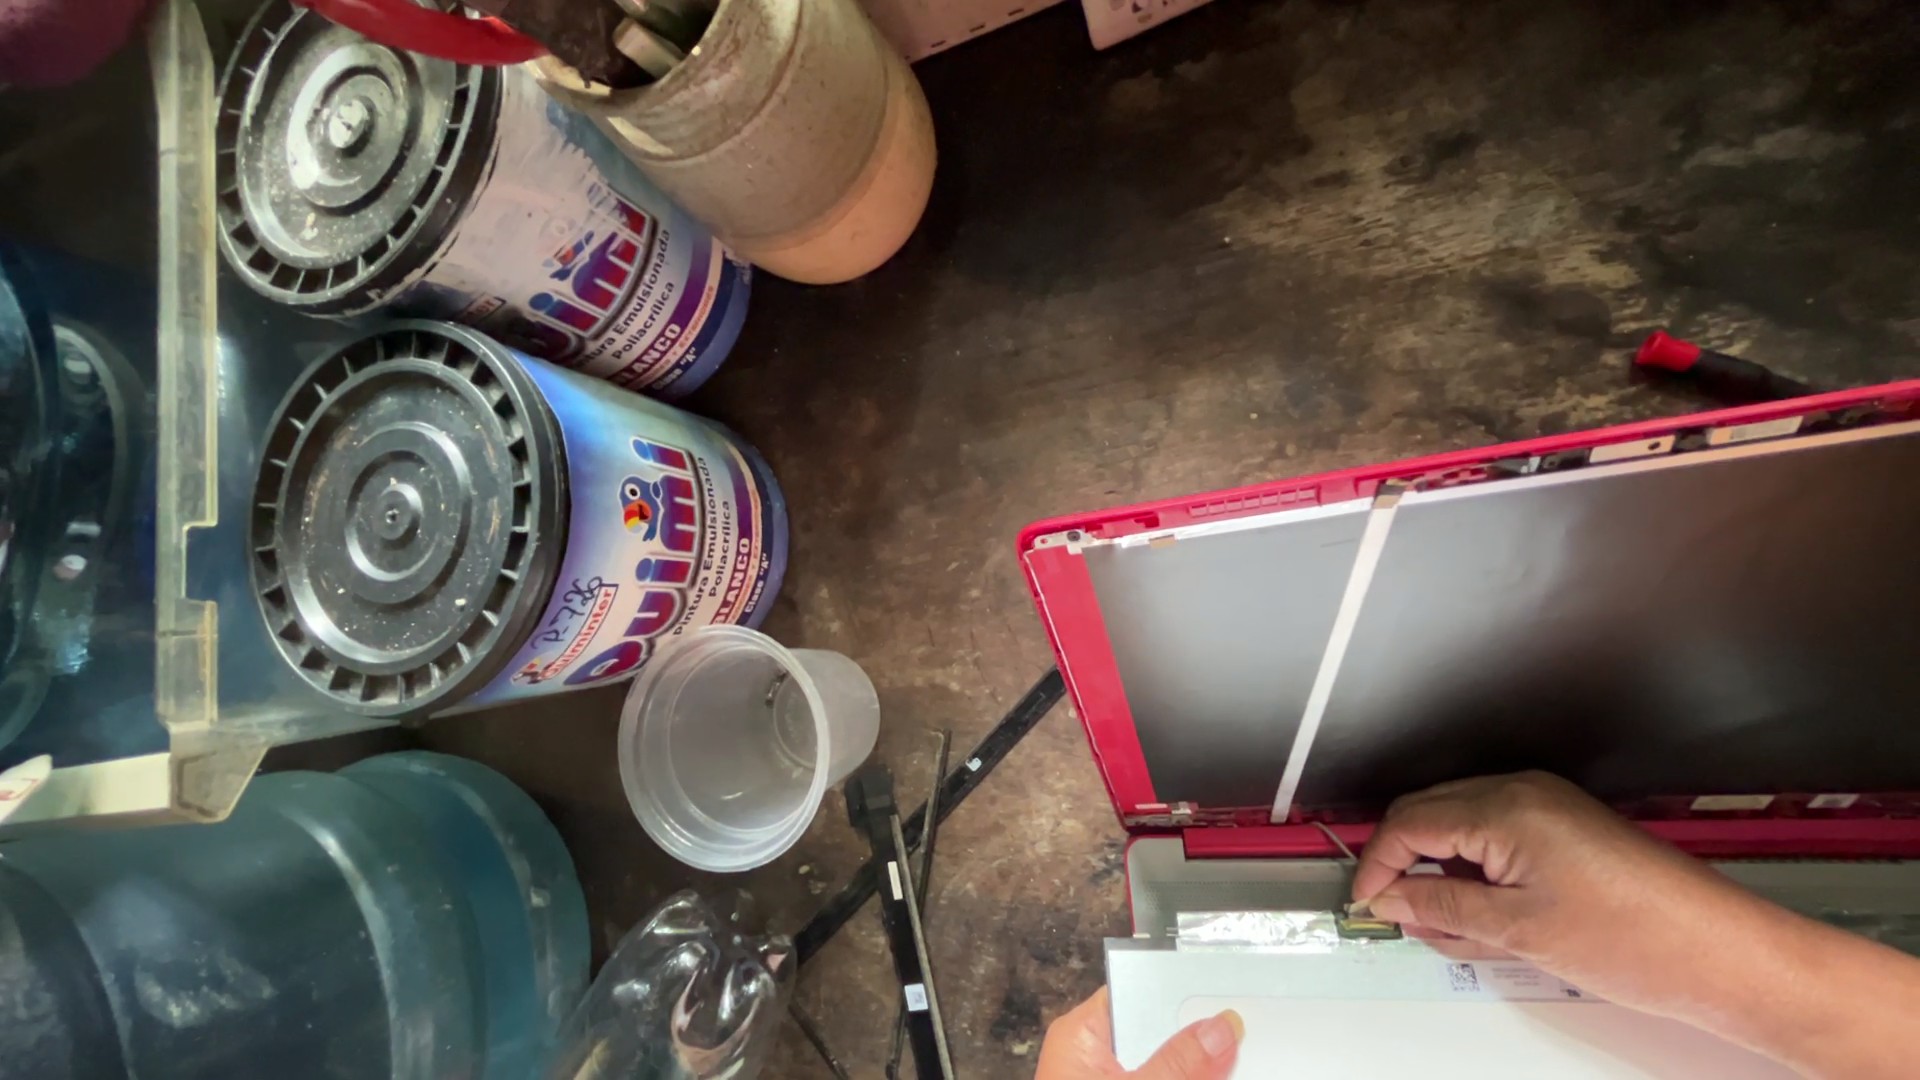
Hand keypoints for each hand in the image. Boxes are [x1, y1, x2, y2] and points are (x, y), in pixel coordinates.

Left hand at [1034, 987, 1242, 1079]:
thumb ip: (1178, 1066)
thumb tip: (1223, 1024)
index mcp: (1083, 1034)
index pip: (1136, 993)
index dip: (1180, 993)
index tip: (1228, 994)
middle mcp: (1094, 1057)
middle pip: (1158, 1035)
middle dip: (1201, 1039)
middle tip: (1252, 1031)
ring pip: (1169, 1070)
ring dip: (1204, 1071)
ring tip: (1253, 1060)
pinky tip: (1229, 1078)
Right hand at [1351, 771, 1919, 1079]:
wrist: (1735, 958)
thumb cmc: (1642, 942)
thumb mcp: (1520, 931)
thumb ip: (1439, 908)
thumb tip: (1390, 900)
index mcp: (1503, 807)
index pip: (1408, 824)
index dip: (1379, 865)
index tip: (1370, 901)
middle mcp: (1517, 790)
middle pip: (1424, 815)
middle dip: (1404, 864)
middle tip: (1398, 913)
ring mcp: (1540, 801)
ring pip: (1454, 824)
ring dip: (1438, 869)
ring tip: (1443, 924)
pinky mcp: (1558, 819)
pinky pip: (1488, 831)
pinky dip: (1471, 866)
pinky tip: (1476, 907)